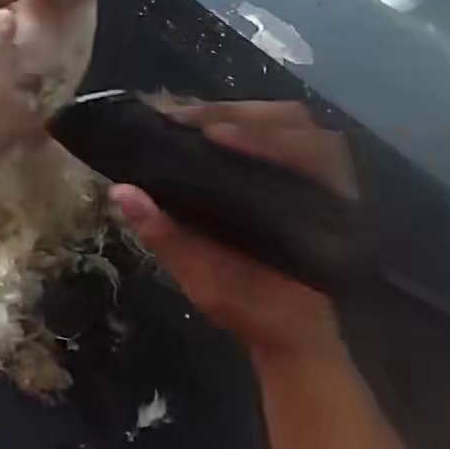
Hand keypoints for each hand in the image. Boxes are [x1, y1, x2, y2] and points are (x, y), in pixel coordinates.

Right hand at [111, 101, 352, 364]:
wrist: (295, 334)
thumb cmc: (257, 314)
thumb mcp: (208, 283)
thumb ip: (167, 237)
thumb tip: (121, 192)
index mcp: (311, 211)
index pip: (296, 151)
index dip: (254, 136)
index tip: (210, 133)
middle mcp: (327, 185)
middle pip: (292, 122)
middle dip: (235, 113)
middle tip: (182, 119)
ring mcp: (325, 179)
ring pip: (291, 123)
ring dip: (241, 115)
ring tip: (192, 121)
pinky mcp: (312, 178)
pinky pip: (287, 135)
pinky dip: (250, 127)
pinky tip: (215, 131)